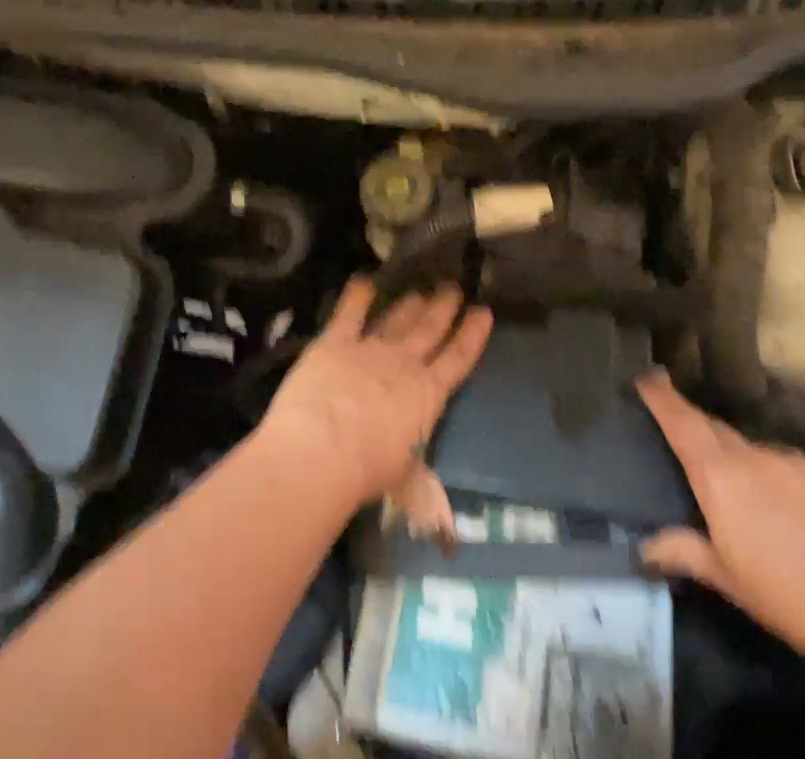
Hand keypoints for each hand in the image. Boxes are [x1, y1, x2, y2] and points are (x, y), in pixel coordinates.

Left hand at [257, 279, 492, 504]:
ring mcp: (370, 349)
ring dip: (410, 304)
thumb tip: (443, 523)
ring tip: (420, 290)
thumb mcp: (406, 480)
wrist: (321, 451)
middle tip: (452, 288)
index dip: (473, 335)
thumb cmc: (369, 472)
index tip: (484, 312)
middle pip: (430, 330)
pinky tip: (364, 281)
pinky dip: (358, 296)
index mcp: (429, 396)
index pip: (459, 359)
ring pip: (397, 319)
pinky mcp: (335, 342)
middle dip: (444, 308)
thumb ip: (422, 487)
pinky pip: (349, 313)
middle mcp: (406, 365)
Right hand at [636, 369, 804, 668]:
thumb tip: (646, 546)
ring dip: (730, 458)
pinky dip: (763, 474)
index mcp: (721, 477)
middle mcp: (754, 458)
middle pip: (713, 430)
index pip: (683, 424)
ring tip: (727, 486)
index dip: (663, 398)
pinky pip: (779, 465)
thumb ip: (684, 552)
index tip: (647, 376)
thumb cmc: (789, 596)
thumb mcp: (726, 579)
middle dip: (691, 425)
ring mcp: (793, 464)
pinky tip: (773, 506)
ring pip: (748, 449)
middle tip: (673, 430)